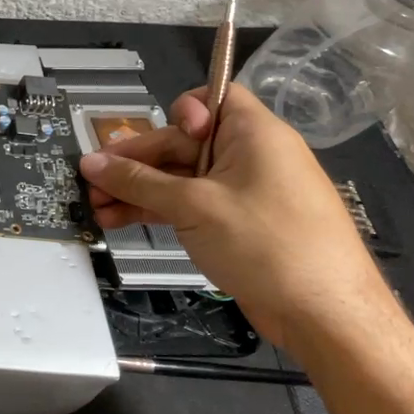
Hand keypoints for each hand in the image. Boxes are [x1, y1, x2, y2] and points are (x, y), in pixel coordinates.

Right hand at [78, 81, 393, 349]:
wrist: (323, 316)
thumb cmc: (266, 244)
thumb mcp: (193, 206)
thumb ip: (136, 182)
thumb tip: (90, 163)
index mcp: (254, 135)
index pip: (215, 97)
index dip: (182, 110)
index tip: (160, 134)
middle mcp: (250, 157)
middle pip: (181, 144)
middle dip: (135, 161)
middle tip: (92, 180)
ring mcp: (242, 193)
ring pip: (178, 178)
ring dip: (136, 190)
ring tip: (96, 207)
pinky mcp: (236, 224)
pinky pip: (187, 204)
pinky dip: (155, 209)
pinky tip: (119, 220)